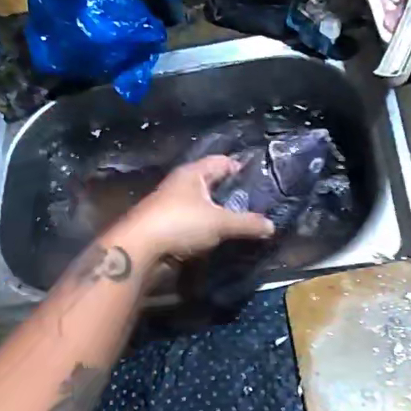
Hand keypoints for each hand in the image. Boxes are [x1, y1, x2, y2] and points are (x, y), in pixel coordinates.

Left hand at [110, 155, 275, 263]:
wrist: (139, 249)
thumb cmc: (180, 223)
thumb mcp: (220, 223)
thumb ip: (247, 223)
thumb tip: (272, 226)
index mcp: (193, 173)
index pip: (223, 162)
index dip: (242, 168)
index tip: (263, 180)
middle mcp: (182, 185)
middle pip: (213, 183)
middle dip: (233, 193)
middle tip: (258, 204)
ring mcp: (172, 206)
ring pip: (203, 205)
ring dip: (220, 213)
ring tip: (244, 222)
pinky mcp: (167, 226)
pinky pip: (195, 223)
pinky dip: (208, 228)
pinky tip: (222, 238)